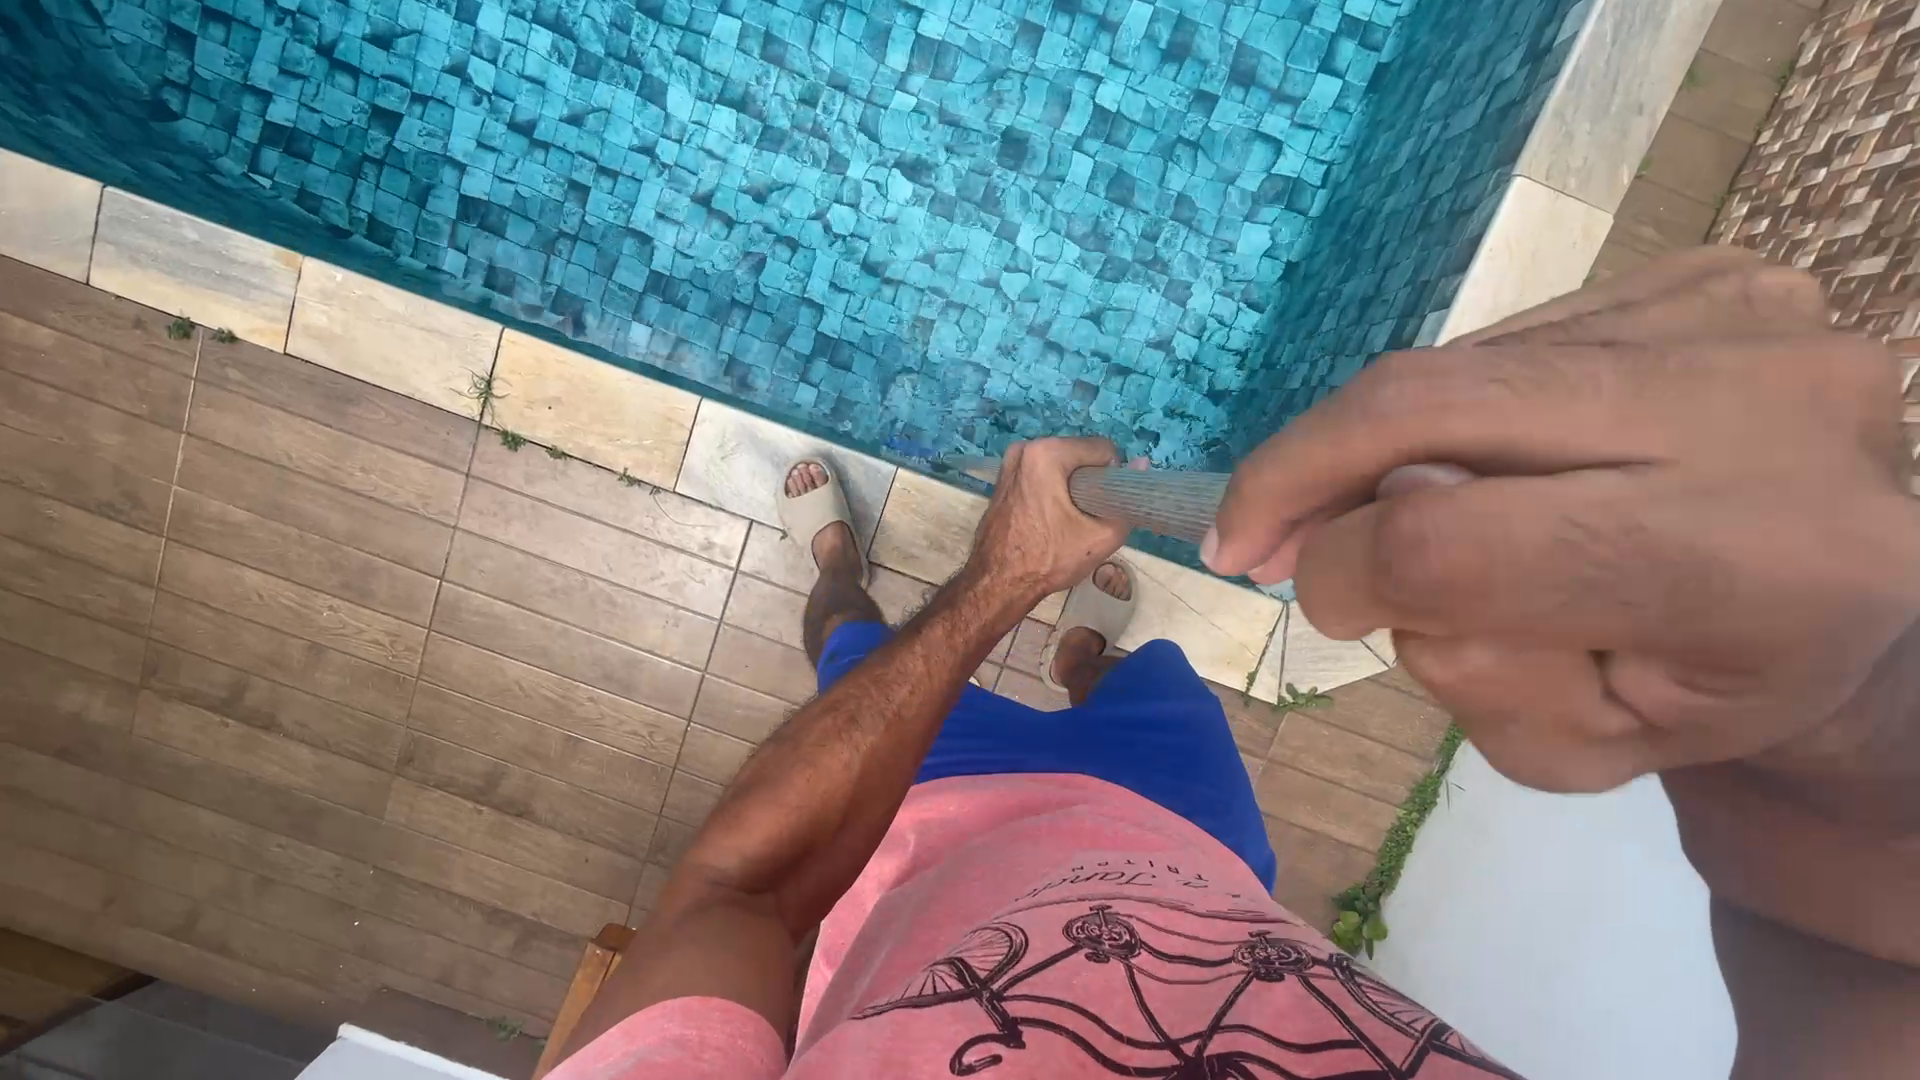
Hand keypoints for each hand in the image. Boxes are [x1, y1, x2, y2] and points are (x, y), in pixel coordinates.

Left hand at [966, 437, 1132, 605]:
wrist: (997, 583)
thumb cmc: (1048, 559)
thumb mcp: (1100, 537)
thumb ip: (1127, 500)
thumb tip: (1143, 464)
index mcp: (1047, 453)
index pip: (1102, 449)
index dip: (1112, 478)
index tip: (1105, 506)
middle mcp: (1025, 448)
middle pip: (1080, 455)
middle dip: (1090, 481)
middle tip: (1087, 517)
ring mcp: (1010, 463)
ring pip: (1061, 466)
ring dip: (1072, 487)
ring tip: (1069, 520)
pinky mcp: (1003, 479)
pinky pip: (1042, 475)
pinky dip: (1052, 490)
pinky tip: (1050, 519)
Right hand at [1206, 248, 1919, 798]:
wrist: (1849, 612)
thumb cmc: (1690, 702)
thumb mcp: (1566, 750)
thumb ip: (1468, 662)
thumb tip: (1389, 505)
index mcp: (1752, 570)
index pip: (1447, 544)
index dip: (1336, 570)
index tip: (1304, 596)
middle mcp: (1760, 408)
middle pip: (1419, 406)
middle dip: (1291, 472)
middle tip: (1241, 531)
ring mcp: (1730, 319)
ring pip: (1436, 372)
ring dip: (1354, 451)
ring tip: (1348, 509)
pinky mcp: (1697, 278)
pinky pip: (1485, 348)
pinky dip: (1428, 416)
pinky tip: (1455, 462)